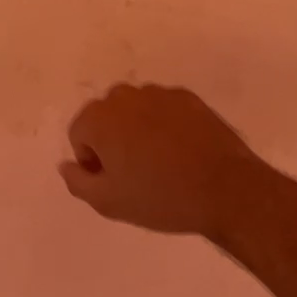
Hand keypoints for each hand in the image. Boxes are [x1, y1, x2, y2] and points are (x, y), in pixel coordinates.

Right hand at [58, 83, 273, 239]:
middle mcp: (123, 96)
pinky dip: (166, 125)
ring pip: (135, 111)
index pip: (79, 135)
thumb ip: (77, 181)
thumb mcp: (109, 202)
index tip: (116, 182)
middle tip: (136, 172)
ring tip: (162, 162)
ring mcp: (158, 94)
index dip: (93, 162)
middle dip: (113, 140)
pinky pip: (164, 109)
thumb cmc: (162, 198)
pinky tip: (183, 152)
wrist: (229, 191)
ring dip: (138, 130)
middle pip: (105, 118)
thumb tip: (67, 164)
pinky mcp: (188, 98)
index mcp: (99, 118)